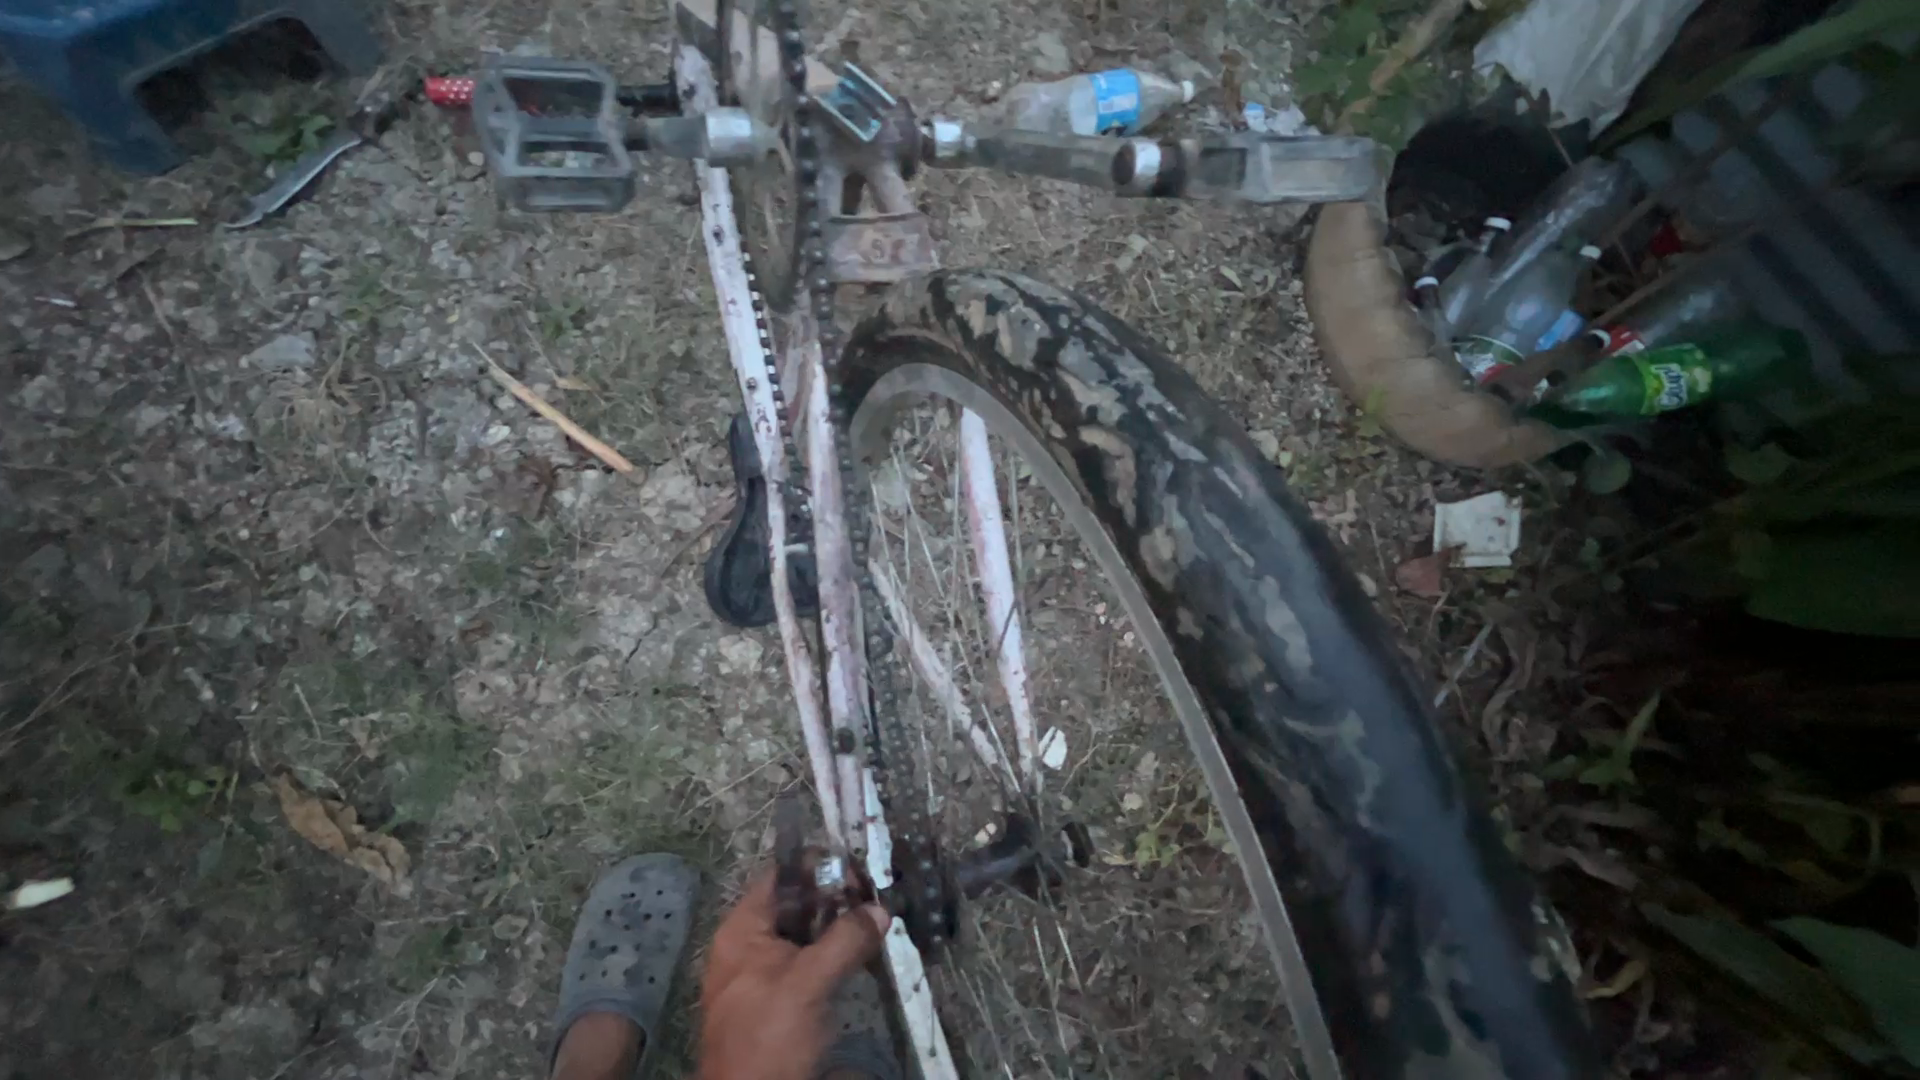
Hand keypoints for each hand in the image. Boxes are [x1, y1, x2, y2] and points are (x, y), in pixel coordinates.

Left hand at [697, 872, 889, 1079]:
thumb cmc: (769, 1037)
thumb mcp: (810, 984)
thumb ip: (846, 940)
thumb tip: (881, 909)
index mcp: (742, 929)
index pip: (781, 875)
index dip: (818, 865)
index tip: (858, 868)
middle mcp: (748, 944)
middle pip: (795, 903)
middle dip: (835, 896)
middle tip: (875, 895)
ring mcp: (761, 974)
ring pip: (804, 933)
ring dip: (838, 925)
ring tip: (875, 919)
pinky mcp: (777, 1000)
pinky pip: (807, 961)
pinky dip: (833, 953)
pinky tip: (862, 953)